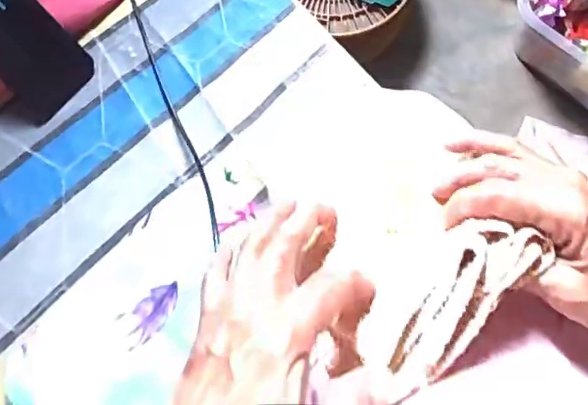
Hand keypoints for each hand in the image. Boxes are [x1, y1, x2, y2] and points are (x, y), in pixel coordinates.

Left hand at [174, 201, 373, 404]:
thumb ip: (348, 398)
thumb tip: (382, 380)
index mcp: (288, 332)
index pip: (331, 289)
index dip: (355, 282)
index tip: (369, 287)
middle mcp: (257, 308)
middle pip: (284, 249)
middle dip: (306, 222)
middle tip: (324, 206)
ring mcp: (227, 309)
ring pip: (250, 249)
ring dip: (269, 222)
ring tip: (286, 203)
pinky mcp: (205, 320)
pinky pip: (217, 270)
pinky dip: (229, 248)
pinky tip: (238, 237)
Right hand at [431, 131, 587, 362]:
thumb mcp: (567, 294)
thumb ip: (519, 266)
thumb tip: (478, 252)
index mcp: (565, 206)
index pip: (499, 195)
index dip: (465, 207)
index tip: (444, 226)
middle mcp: (565, 180)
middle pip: (502, 167)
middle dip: (464, 177)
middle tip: (434, 195)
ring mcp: (570, 176)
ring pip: (513, 153)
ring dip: (478, 154)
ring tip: (446, 153)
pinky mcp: (572, 183)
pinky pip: (528, 157)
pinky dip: (501, 150)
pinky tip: (485, 150)